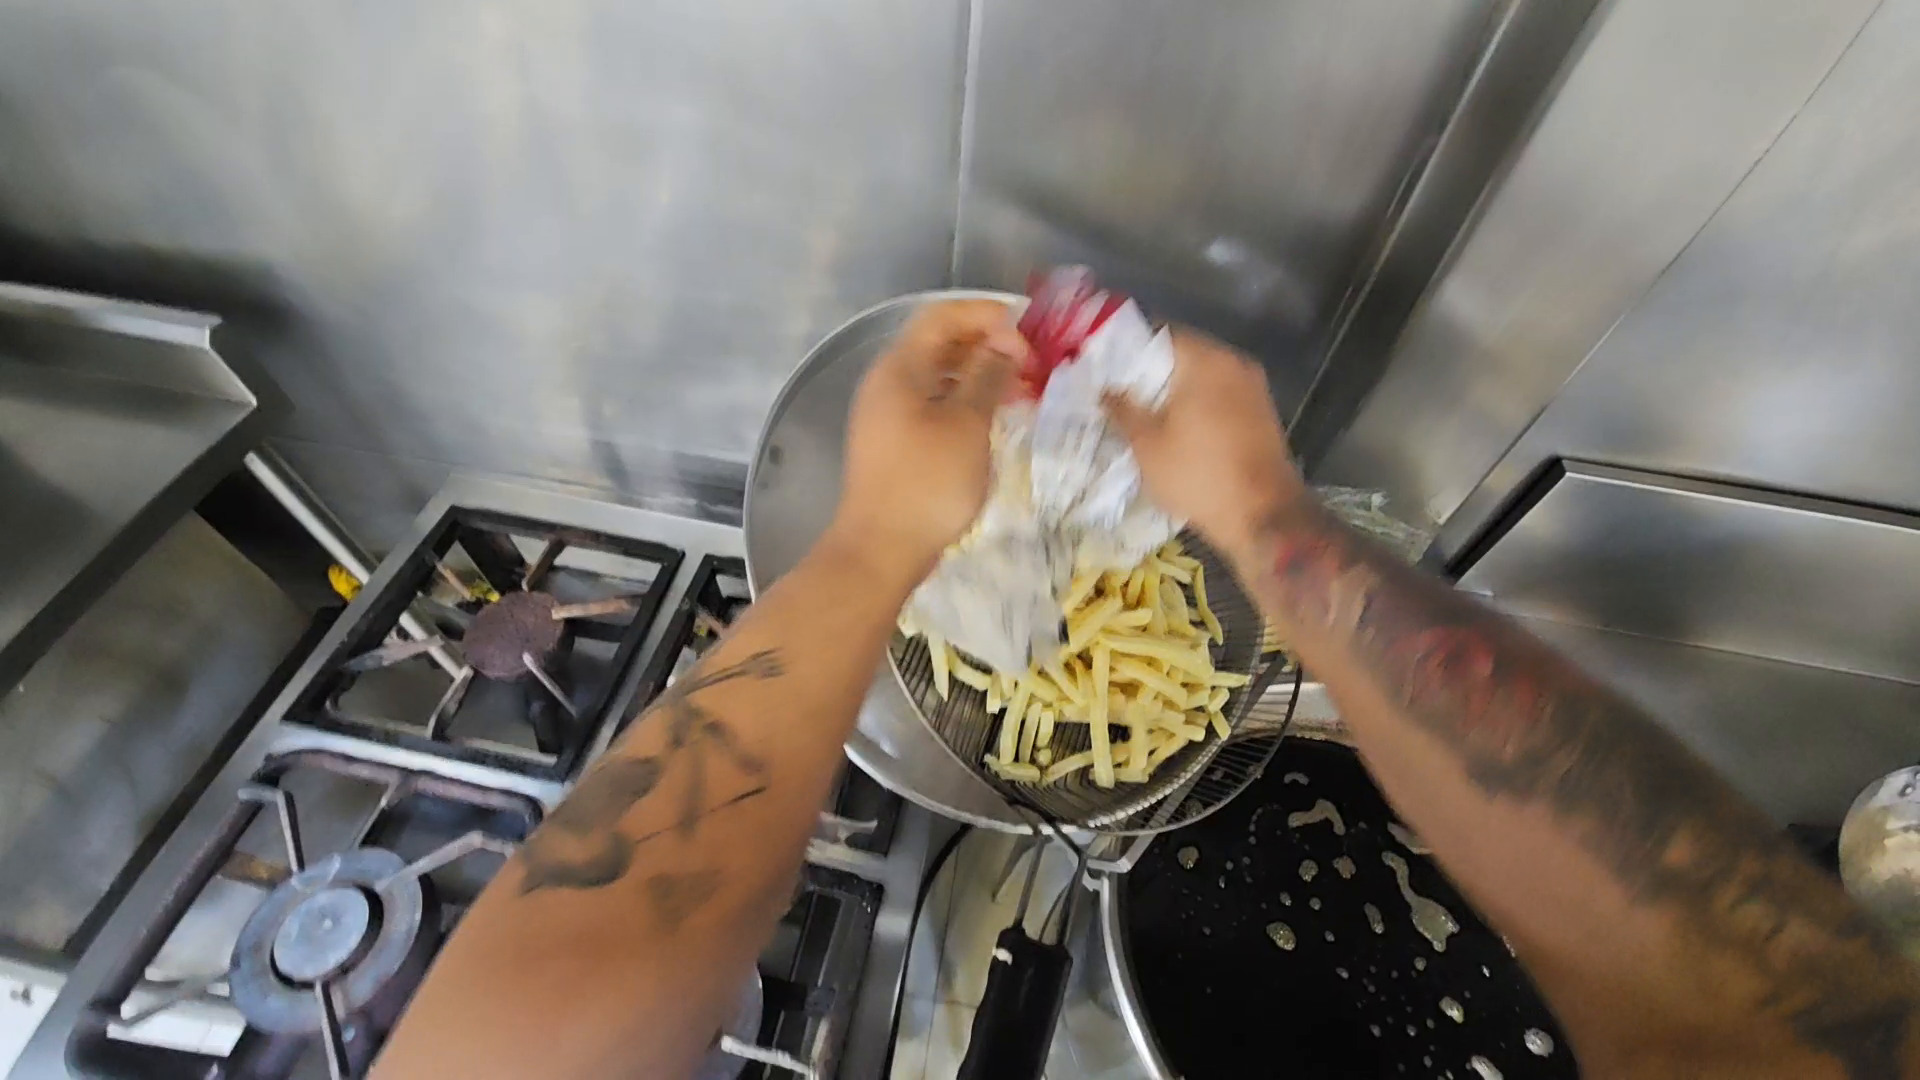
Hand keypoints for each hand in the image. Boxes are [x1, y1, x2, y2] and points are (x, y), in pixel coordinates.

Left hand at [828, 299, 1026, 584]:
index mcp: (900, 368)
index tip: (1030, 337)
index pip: (943, 315)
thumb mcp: (966, 424)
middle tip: (1032, 365)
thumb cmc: (927, 483)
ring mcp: (889, 415)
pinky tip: (993, 420)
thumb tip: (1006, 340)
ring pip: (939, 377)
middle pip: (940, 343)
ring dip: (980, 376)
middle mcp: (888, 383)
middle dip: (988, 344)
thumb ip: (987, 375)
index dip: (989, 315)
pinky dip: (965, 403)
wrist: (881, 550)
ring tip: (1021, 391)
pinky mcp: (896, 444)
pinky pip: (933, 407)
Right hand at [1105, 329, 1307, 557]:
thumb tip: (1106, 390)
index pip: (1162, 335)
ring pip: (1204, 378)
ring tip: (1146, 414)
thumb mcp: (1147, 445)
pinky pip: (1221, 397)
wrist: (1261, 515)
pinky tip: (1178, 430)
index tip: (1109, 369)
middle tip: (1122, 394)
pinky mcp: (1261, 414)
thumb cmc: (1197, 474)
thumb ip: (1123, 410)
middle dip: (1153, 373)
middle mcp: (1235, 364)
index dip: (1131, 350)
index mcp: (1206, 361)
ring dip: (1176, 392)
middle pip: (1185, 355)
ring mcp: (1253, 389)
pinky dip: (1198, 406)